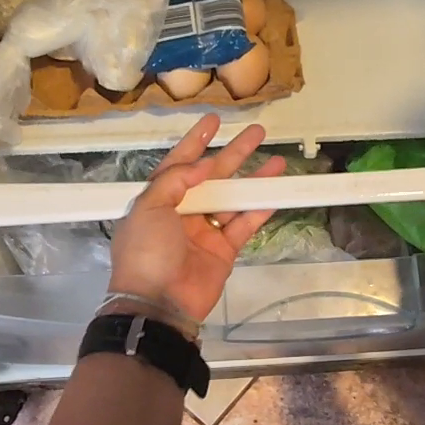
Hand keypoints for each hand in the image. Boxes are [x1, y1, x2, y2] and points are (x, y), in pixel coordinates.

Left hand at [109, 114, 286, 322]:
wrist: (158, 303)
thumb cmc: (147, 252)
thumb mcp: (149, 208)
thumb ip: (175, 180)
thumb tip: (202, 165)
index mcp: (159, 199)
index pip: (179, 163)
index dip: (196, 141)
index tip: (214, 121)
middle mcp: (183, 211)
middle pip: (213, 176)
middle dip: (234, 153)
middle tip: (257, 132)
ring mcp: (205, 231)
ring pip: (234, 198)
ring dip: (254, 180)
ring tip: (278, 162)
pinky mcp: (224, 250)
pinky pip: (244, 225)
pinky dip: (260, 210)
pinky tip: (276, 193)